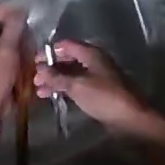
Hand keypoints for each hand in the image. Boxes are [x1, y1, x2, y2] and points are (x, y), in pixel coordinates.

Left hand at [0, 3, 25, 112]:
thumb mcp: (7, 47)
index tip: (31, 8)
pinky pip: (9, 53)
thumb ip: (14, 25)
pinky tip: (29, 56)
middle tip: (34, 30)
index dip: (13, 8)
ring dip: (21, 41)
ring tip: (33, 45)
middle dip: (19, 27)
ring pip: (9, 39)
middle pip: (3, 25)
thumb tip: (21, 7)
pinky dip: (19, 53)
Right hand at [35, 40, 164, 148]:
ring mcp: (97, 77)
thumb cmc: (104, 97)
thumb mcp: (77, 85)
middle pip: (68, 59)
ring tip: (39, 92)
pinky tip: (53, 97)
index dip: (49, 51)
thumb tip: (39, 69)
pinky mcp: (98, 92)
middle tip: (34, 79)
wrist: (130, 119)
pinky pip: (77, 85)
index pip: (66, 45)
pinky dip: (64, 89)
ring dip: (55, 81)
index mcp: (91, 54)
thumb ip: (57, 77)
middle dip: (50, 68)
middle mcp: (94, 62)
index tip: (34, 62)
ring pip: (71, 74)